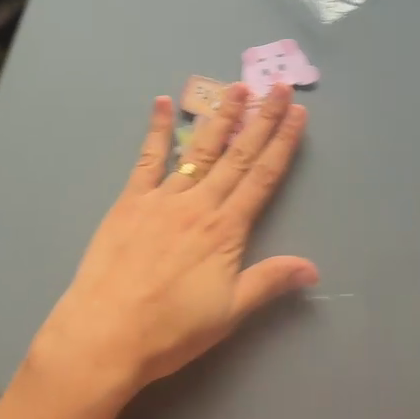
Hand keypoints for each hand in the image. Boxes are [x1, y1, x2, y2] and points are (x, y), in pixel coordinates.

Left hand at [23, 83, 316, 407]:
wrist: (105, 332)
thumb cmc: (171, 330)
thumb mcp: (229, 313)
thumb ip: (269, 282)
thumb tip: (313, 266)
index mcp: (225, 230)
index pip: (262, 177)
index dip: (282, 143)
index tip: (297, 113)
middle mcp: (198, 204)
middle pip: (237, 155)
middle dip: (260, 119)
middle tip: (276, 86)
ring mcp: (163, 197)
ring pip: (199, 149)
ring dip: (220, 117)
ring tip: (236, 88)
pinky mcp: (131, 200)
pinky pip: (147, 158)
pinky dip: (156, 129)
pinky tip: (162, 103)